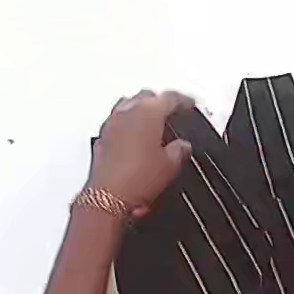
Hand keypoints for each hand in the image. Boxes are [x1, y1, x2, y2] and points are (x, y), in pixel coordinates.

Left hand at [89, 91, 194, 217]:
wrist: (109, 197)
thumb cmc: (136, 179)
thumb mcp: (171, 165)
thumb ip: (180, 150)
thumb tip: (182, 146)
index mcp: (148, 112)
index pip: (170, 97)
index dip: (184, 100)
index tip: (190, 104)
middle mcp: (127, 112)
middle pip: (147, 96)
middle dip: (161, 102)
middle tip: (173, 112)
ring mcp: (112, 123)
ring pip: (130, 105)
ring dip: (142, 111)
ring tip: (154, 125)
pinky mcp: (103, 137)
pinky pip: (118, 121)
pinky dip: (129, 125)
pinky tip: (136, 139)